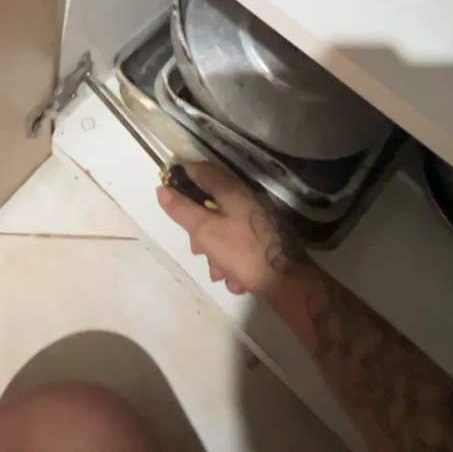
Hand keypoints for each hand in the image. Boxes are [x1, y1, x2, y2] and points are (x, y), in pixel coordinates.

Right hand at [156, 160, 309, 296]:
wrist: (291, 283)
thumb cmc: (244, 252)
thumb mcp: (206, 232)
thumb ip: (182, 210)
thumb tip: (162, 189)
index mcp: (232, 190)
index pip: (200, 170)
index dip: (181, 178)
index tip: (169, 194)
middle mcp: (246, 199)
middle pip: (211, 204)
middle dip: (199, 230)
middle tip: (197, 249)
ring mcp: (258, 219)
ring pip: (224, 228)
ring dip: (216, 252)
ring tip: (219, 273)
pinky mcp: (265, 239)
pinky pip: (240, 244)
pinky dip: (234, 261)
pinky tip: (235, 280)